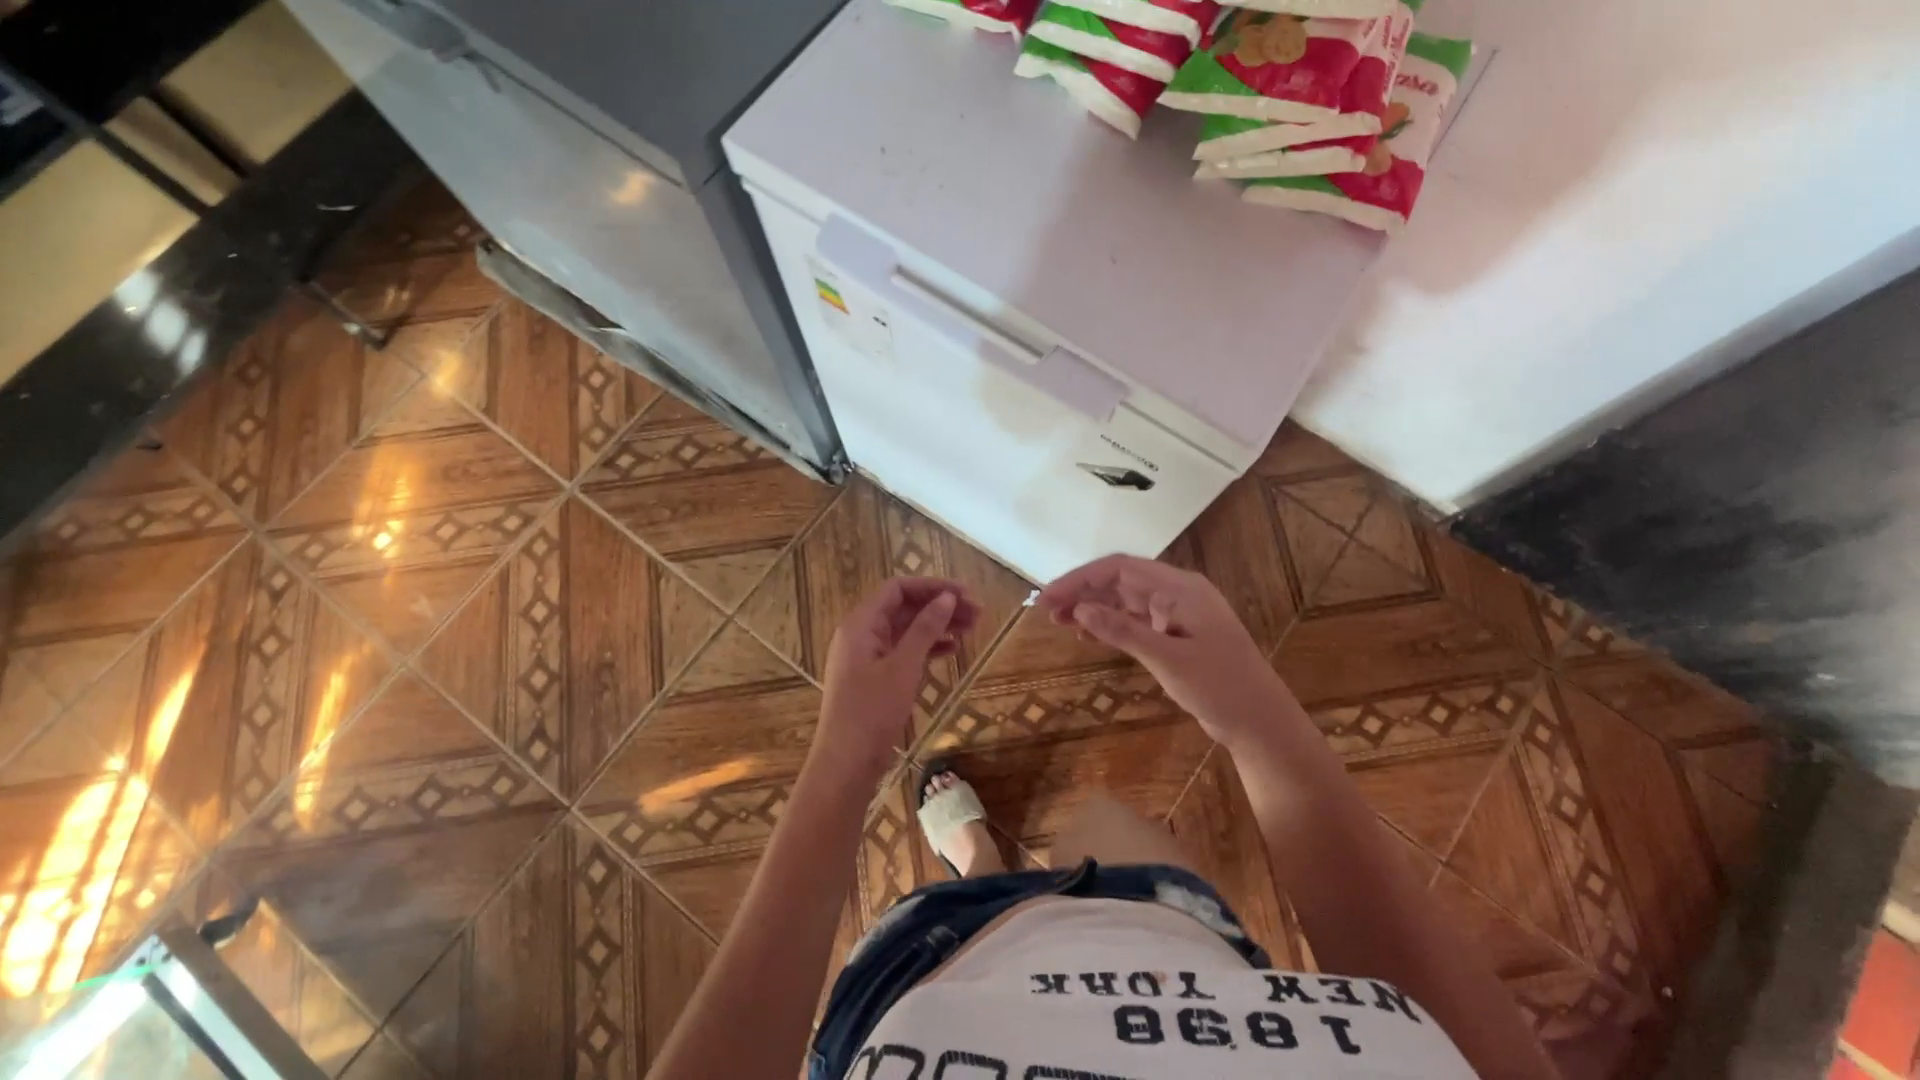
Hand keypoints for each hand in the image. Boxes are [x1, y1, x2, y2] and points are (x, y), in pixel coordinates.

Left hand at [816, 577, 981, 781]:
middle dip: (939, 606)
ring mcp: (866, 657)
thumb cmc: (872, 712)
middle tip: (978, 612)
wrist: (846, 764)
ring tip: (972, 628)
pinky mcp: (874, 679)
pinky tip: (952, 651)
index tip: (966, 594)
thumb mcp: (903, 667)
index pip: (898, 589)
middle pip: (903, 608)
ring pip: (906, 630)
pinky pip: (903, 652)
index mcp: (860, 624)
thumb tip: (946, 598)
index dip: (932, 587)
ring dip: (937, 626)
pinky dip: (927, 648)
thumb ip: (925, 629)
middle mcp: (860, 634)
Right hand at [1037, 554, 1288, 747]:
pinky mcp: (1179, 635)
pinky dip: (1112, 624)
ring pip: (1127, 600)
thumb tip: (1080, 609)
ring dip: (1094, 607)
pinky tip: (1090, 635)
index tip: (1048, 597)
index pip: (1120, 568)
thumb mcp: (1168, 659)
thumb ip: (1123, 630)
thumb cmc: (1219, 687)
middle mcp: (1179, 593)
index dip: (1080, 579)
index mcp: (1180, 588)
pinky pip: (1137, 619)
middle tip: (1047, 611)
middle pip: (1121, 580)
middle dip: (1083, 591)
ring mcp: (1180, 614)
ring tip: (1060, 622)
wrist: (1260, 721)